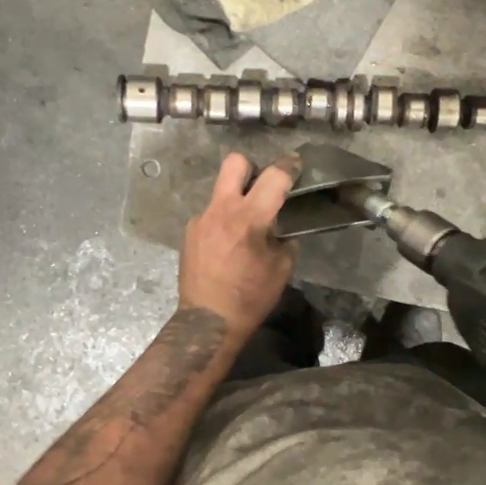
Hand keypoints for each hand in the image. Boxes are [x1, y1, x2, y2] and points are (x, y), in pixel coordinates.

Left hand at [178, 151, 300, 341]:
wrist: (208, 321)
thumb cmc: (250, 298)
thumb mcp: (280, 270)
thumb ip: (284, 240)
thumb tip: (282, 227)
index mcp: (249, 218)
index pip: (274, 177)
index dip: (289, 166)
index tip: (296, 165)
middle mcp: (221, 210)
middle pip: (235, 163)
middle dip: (252, 168)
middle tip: (261, 187)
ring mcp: (201, 219)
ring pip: (220, 191)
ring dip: (235, 200)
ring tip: (244, 227)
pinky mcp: (189, 232)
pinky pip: (210, 215)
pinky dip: (222, 222)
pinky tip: (227, 246)